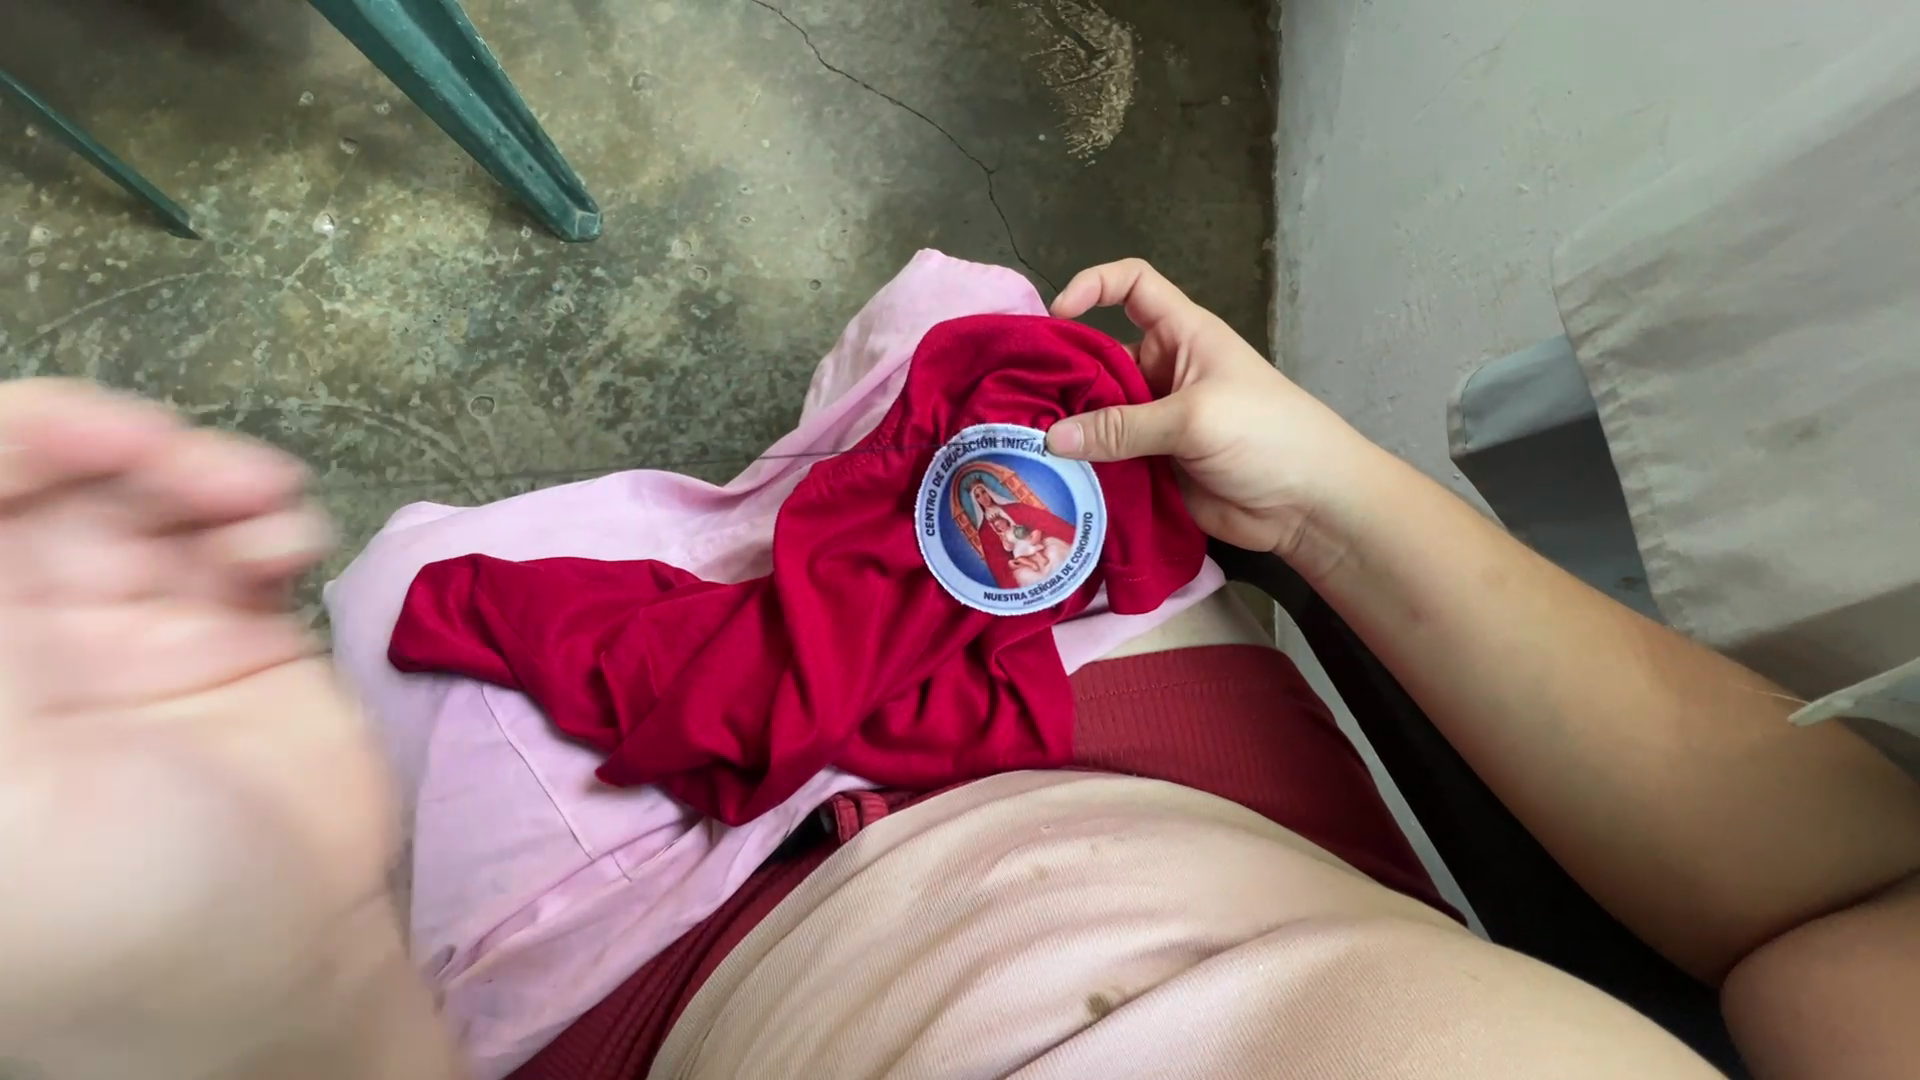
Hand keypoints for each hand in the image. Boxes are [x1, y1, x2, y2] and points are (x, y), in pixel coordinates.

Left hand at [0, 381, 452, 1078]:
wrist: (282, 948)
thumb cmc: (107, 898)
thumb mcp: (8, 789)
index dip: (22, 445)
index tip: (127, 440)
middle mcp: (29, 632)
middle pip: (58, 487)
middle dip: (138, 453)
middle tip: (219, 472)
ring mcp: (143, 631)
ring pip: (162, 503)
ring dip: (220, 486)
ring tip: (275, 513)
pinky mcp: (246, 637)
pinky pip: (251, 547)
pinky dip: (276, 529)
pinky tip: (293, 553)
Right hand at [1045, 260, 1385, 578]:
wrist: (1307, 505)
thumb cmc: (1267, 435)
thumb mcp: (1194, 418)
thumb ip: (1122, 428)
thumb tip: (1051, 439)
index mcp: (1182, 336)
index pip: (1134, 286)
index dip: (1095, 285)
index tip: (1058, 314)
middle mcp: (1161, 373)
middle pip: (1099, 358)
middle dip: (1063, 374)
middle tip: (1017, 398)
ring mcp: (1153, 421)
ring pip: (1096, 414)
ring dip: (1066, 427)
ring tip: (1022, 441)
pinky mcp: (1149, 464)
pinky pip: (1105, 457)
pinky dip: (1081, 465)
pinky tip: (1049, 475)